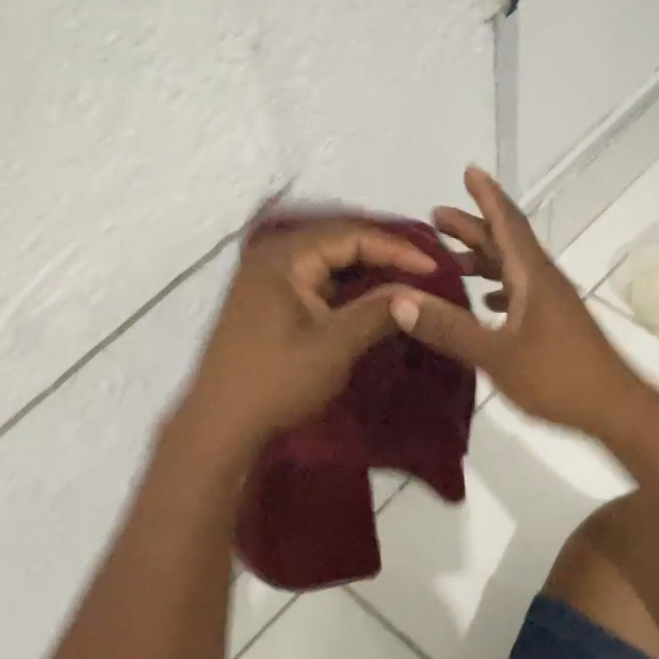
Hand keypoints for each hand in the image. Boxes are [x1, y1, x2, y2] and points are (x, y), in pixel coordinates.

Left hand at [181, 220, 436, 447]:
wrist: (222, 424)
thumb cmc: (277, 382)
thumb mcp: (334, 346)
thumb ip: (377, 311)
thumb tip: (419, 291)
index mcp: (284, 256)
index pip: (351, 234)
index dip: (397, 248)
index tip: (436, 268)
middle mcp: (271, 255)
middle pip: (338, 241)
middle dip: (383, 254)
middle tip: (425, 270)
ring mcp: (265, 279)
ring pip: (327, 262)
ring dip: (366, 271)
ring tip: (406, 282)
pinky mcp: (266, 302)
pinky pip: (315, 281)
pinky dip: (346, 288)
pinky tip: (371, 302)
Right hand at [385, 167, 649, 436]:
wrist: (614, 408)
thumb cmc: (558, 378)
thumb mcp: (497, 355)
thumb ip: (450, 329)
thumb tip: (400, 302)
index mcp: (532, 278)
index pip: (507, 224)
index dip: (486, 197)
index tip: (468, 172)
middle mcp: (544, 282)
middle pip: (507, 243)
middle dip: (473, 227)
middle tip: (437, 218)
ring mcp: (553, 305)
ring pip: (513, 269)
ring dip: (484, 260)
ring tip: (452, 262)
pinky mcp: (556, 326)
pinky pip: (522, 294)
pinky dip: (499, 289)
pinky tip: (486, 304)